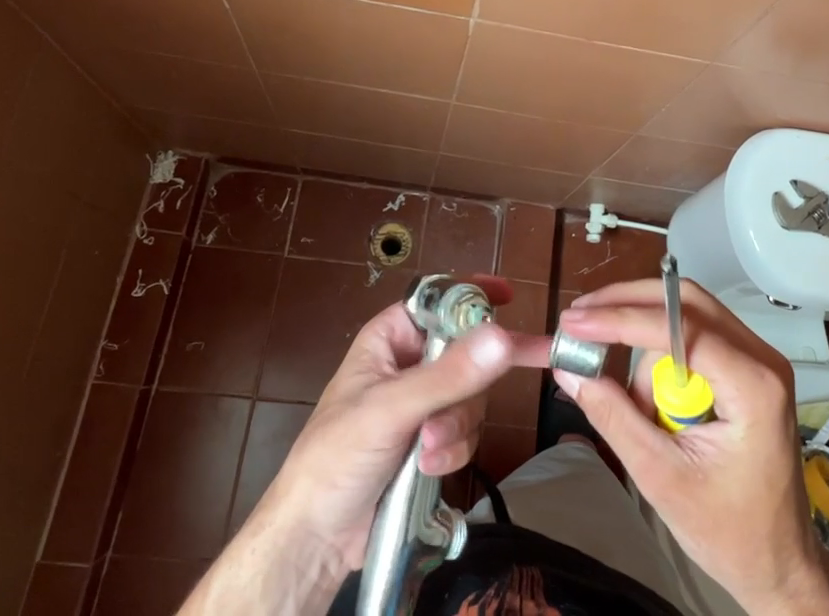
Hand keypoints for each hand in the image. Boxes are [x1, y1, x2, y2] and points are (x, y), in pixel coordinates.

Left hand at [185, 277, 540, 614]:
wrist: (318, 534)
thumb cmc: (336, 456)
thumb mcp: (391, 409)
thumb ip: (449, 376)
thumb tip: (503, 337)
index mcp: (389, 339)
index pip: (438, 301)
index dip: (471, 295)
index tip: (510, 296)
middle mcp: (409, 364)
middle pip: (468, 355)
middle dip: (464, 392)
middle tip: (446, 418)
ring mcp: (423, 405)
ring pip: (472, 398)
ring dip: (455, 429)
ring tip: (424, 453)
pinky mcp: (432, 441)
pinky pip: (467, 432)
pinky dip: (453, 452)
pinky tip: (427, 470)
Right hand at [554, 279, 828, 613]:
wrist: (778, 563)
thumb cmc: (728, 530)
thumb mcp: (660, 476)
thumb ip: (614, 416)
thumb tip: (568, 370)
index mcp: (753, 384)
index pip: (678, 326)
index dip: (620, 319)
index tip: (573, 322)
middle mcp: (761, 358)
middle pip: (685, 301)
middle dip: (628, 306)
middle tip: (580, 320)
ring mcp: (757, 361)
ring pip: (686, 317)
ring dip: (645, 342)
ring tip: (631, 402)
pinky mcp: (746, 371)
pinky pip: (693, 340)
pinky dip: (661, 357)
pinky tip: (648, 400)